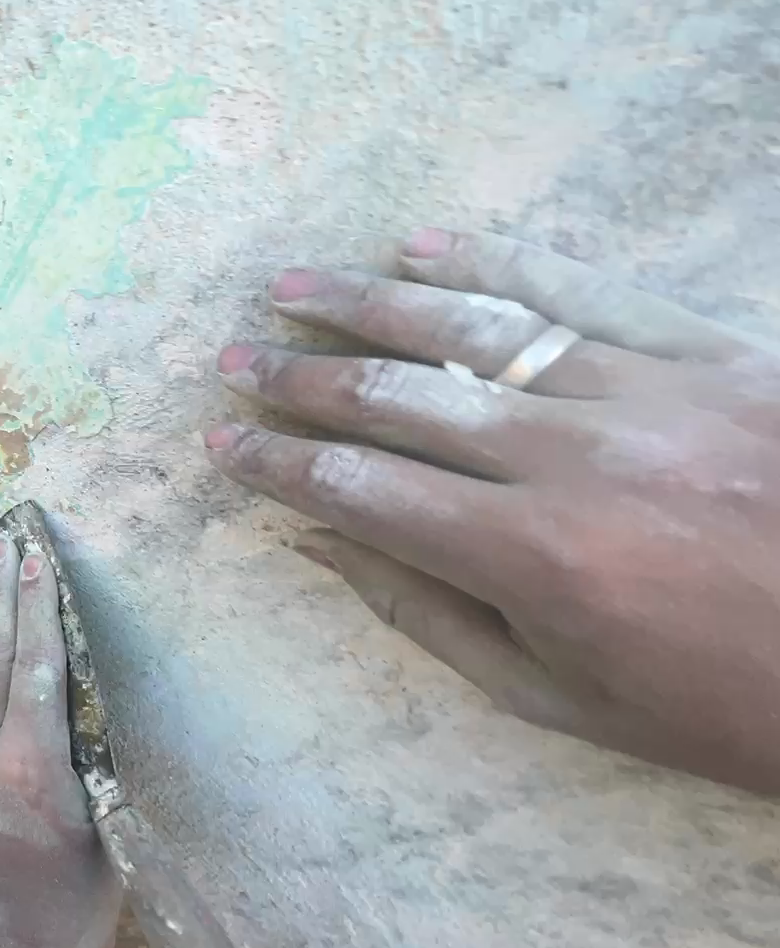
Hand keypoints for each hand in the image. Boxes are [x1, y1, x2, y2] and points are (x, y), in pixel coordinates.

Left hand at [0, 536, 120, 947]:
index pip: (34, 663)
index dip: (35, 607)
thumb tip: (64, 653)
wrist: (29, 913)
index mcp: (31, 761)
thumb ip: (80, 726)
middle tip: (1, 540)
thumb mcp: (103, 794)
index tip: (35, 559)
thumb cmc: (88, 861)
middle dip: (1, 592)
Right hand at [207, 228, 779, 793]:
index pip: (352, 486)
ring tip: (293, 285)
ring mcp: (654, 396)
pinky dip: (496, 263)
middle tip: (234, 359)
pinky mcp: (720, 356)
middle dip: (295, 377)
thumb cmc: (725, 702)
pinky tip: (423, 244)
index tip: (221, 442)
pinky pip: (587, 293)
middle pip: (393, 397)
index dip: (272, 461)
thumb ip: (415, 607)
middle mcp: (577, 461)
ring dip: (365, 303)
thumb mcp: (551, 694)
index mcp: (532, 555)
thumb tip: (310, 536)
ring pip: (473, 329)